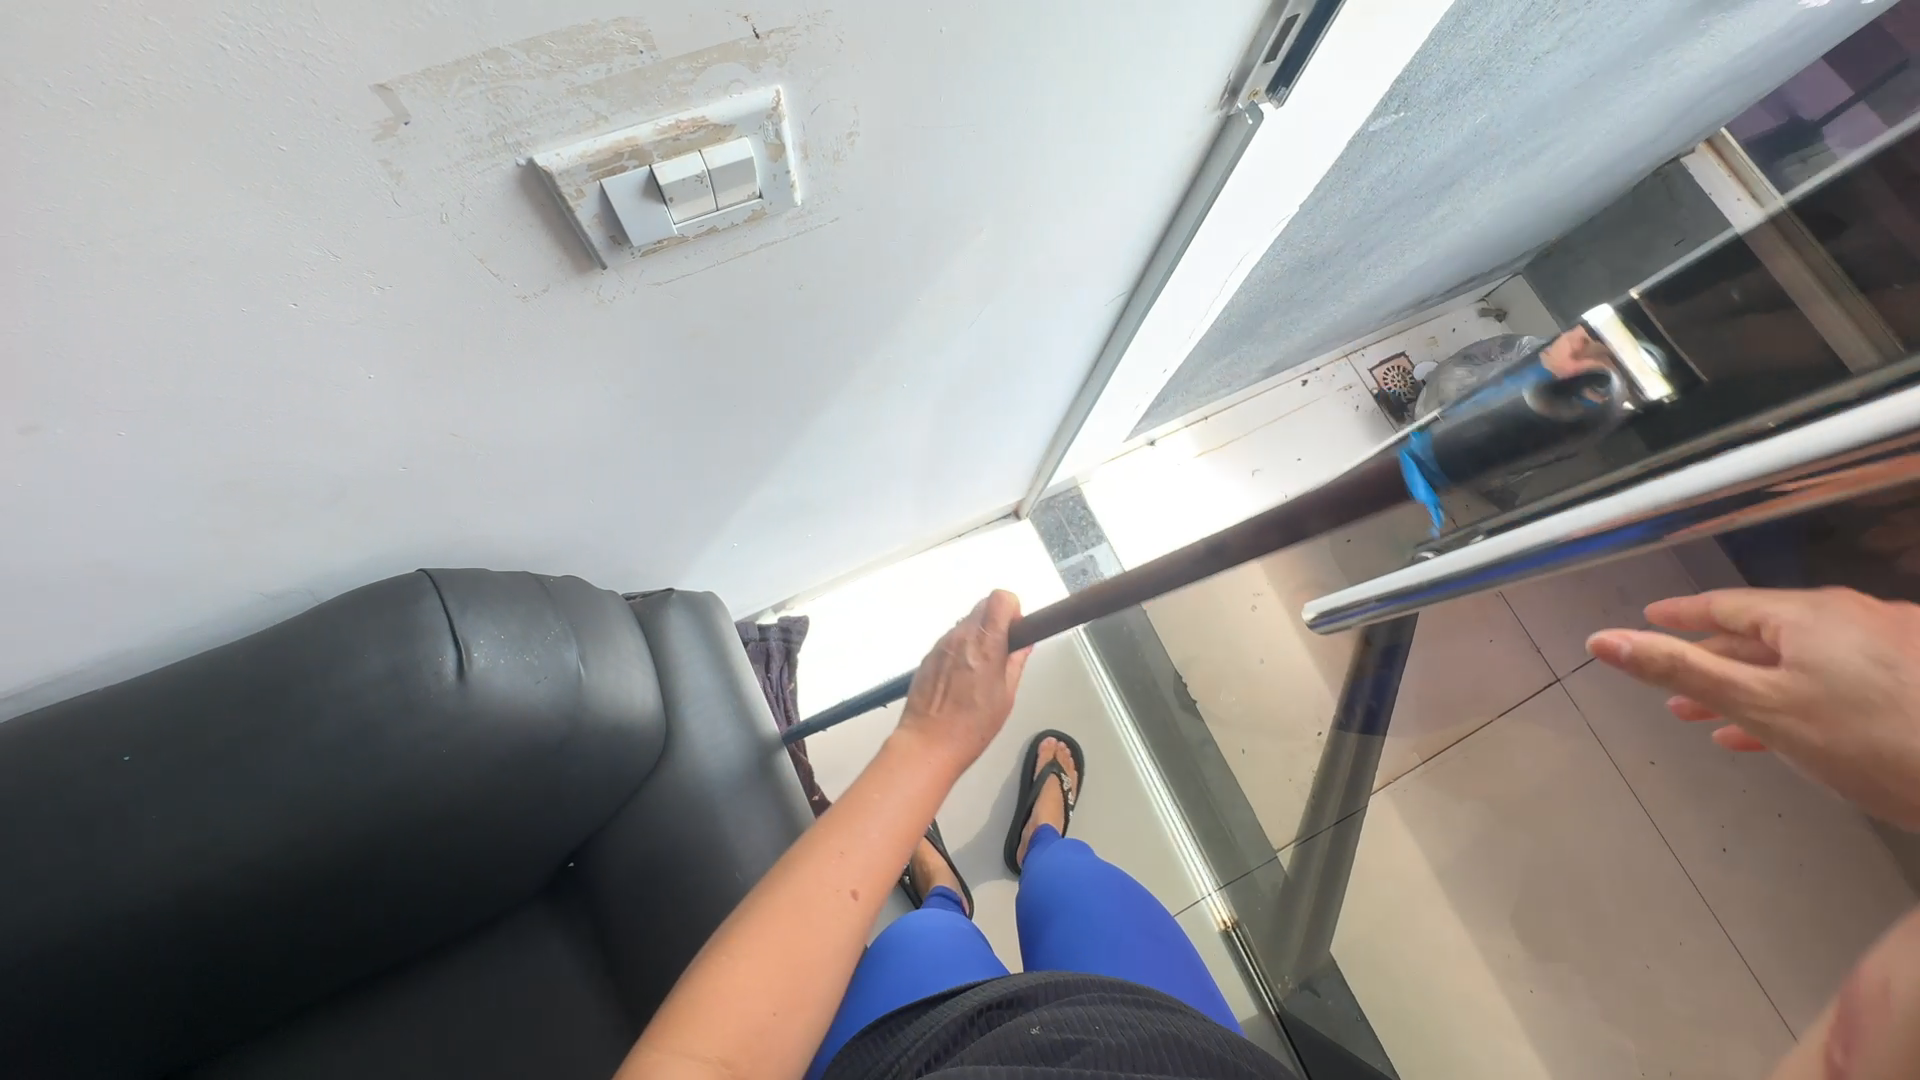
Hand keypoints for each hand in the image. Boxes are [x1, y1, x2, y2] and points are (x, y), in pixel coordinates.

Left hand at [896, 590, 1031, 771]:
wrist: (927, 743)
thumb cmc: (971, 726)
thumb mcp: (1006, 695)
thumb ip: (1015, 662)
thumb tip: (1023, 644)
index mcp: (985, 645)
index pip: (1000, 599)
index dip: (1012, 609)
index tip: (1016, 629)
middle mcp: (961, 637)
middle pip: (983, 606)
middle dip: (998, 620)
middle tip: (1003, 649)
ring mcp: (941, 645)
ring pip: (966, 623)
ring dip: (979, 635)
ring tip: (981, 669)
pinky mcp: (929, 656)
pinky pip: (951, 640)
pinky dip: (962, 648)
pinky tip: (963, 677)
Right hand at [1587, 587, 1919, 828]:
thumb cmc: (1874, 741)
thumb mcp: (1761, 707)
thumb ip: (1678, 669)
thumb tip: (1599, 639)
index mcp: (1810, 615)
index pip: (1723, 605)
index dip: (1679, 615)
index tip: (1646, 620)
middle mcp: (1858, 618)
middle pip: (1765, 632)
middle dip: (1712, 659)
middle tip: (1670, 685)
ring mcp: (1904, 648)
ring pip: (1806, 660)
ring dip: (1755, 685)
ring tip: (1714, 718)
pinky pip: (1847, 680)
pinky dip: (1802, 698)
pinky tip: (1785, 732)